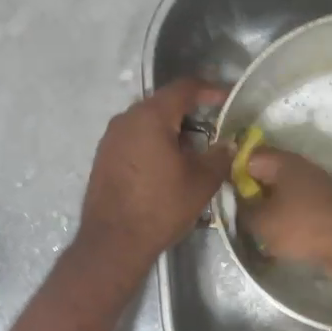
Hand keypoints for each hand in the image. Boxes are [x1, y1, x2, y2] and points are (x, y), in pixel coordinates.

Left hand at [76, 79, 229, 272]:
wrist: (113, 242)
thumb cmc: (160, 207)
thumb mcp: (201, 182)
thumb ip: (220, 156)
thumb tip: (229, 144)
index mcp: (150, 116)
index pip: (184, 88)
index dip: (210, 90)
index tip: (228, 101)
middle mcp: (126, 119)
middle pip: (164, 105)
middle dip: (190, 116)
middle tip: (212, 135)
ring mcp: (110, 139)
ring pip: (147, 124)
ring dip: (171, 134)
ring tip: (191, 157)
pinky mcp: (103, 158)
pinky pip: (134, 141)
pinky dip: (153, 147)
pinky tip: (165, 171)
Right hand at [241, 147, 331, 271]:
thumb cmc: (302, 227)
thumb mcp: (261, 222)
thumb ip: (242, 209)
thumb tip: (238, 202)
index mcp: (282, 162)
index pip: (248, 155)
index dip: (231, 171)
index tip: (222, 191)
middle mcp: (300, 166)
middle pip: (266, 173)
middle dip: (250, 191)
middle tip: (239, 213)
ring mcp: (316, 183)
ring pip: (282, 190)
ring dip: (268, 206)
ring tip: (258, 227)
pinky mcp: (326, 202)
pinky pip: (297, 204)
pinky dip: (286, 216)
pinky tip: (280, 235)